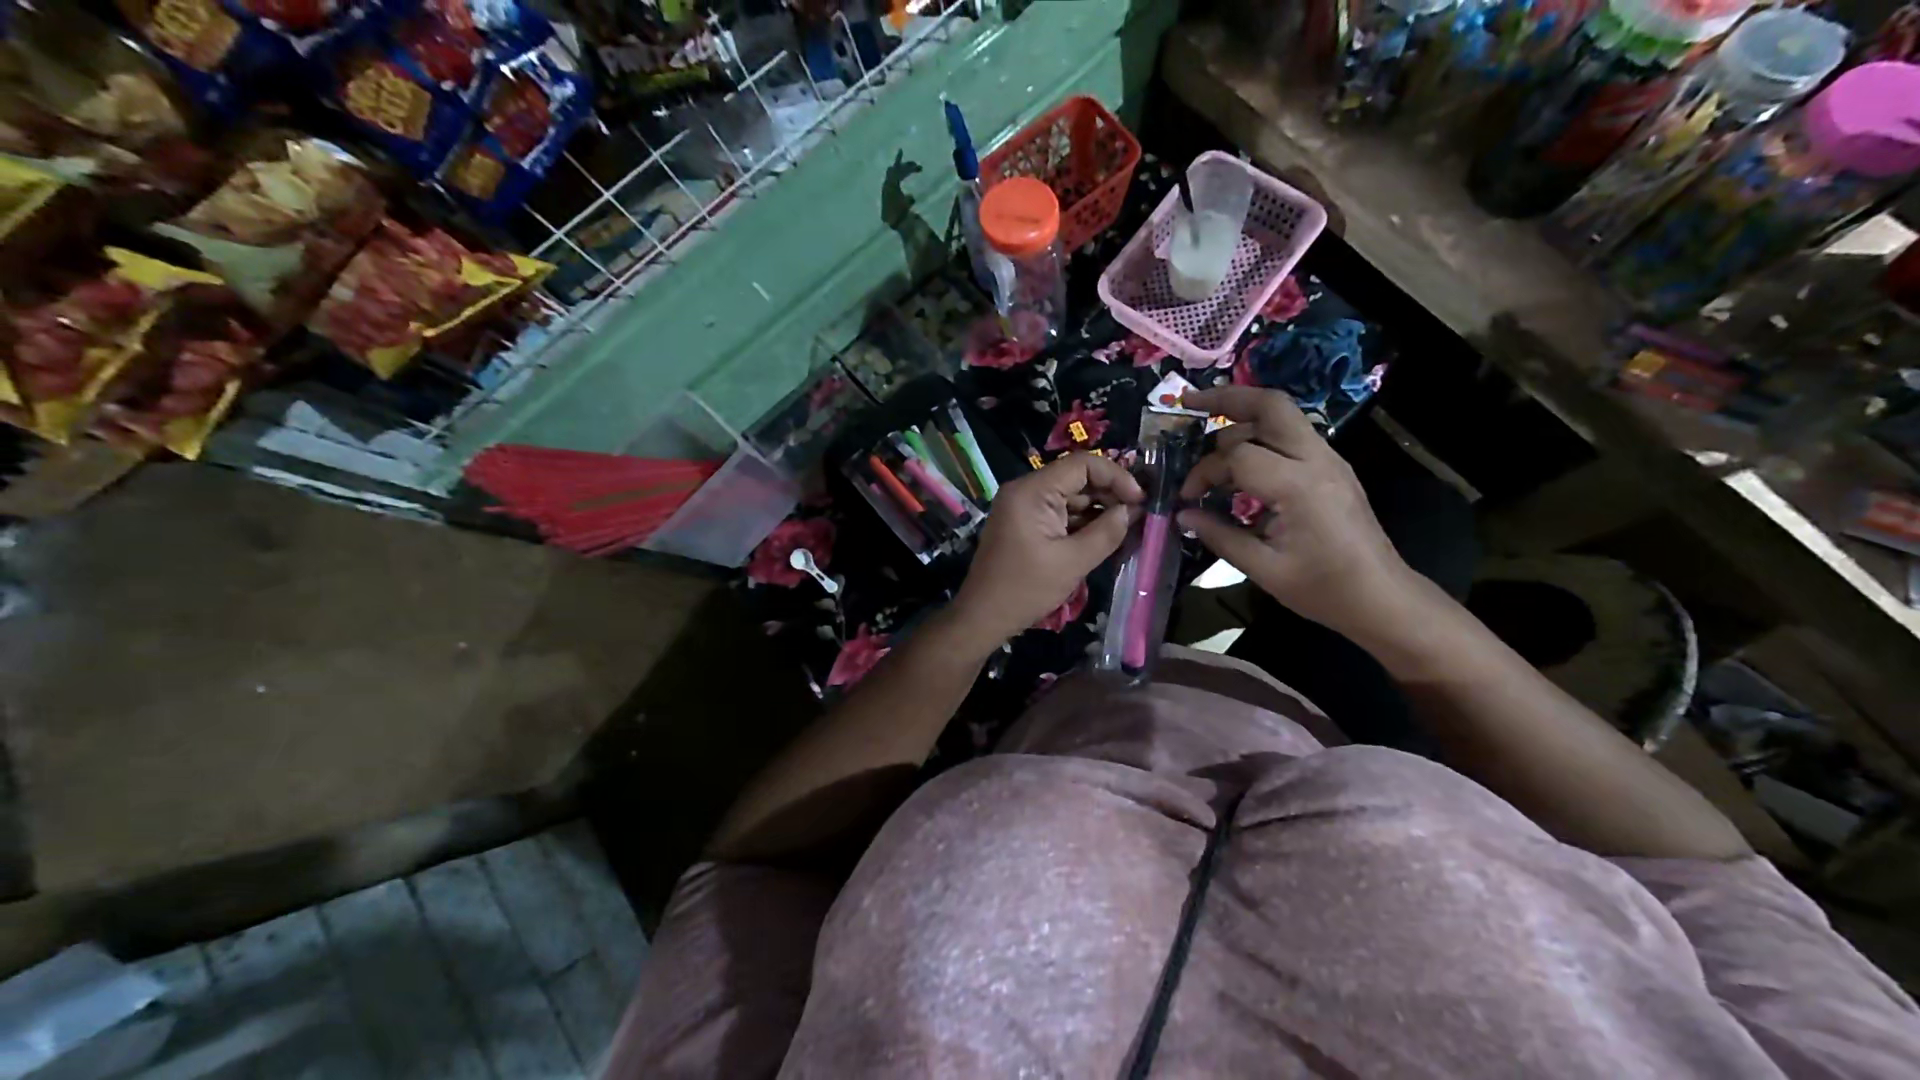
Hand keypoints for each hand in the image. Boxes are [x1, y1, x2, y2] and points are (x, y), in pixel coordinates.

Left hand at [950, 452, 1143, 650]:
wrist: (983, 616)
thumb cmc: (1026, 589)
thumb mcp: (1073, 561)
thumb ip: (1107, 532)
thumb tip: (1131, 510)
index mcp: (1032, 491)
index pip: (1082, 464)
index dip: (1116, 476)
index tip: (1140, 498)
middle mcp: (1025, 490)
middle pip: (1076, 478)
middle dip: (1109, 494)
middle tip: (1138, 515)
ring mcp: (1022, 506)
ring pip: (1070, 496)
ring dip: (1098, 509)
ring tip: (1127, 526)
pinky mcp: (1024, 523)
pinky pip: (1059, 512)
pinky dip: (1082, 522)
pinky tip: (1105, 535)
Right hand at [1177, 386, 1416, 640]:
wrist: (1382, 597)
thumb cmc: (1323, 589)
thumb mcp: (1264, 569)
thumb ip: (1219, 535)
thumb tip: (1183, 514)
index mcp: (1299, 485)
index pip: (1237, 456)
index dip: (1203, 472)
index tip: (1187, 498)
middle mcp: (1317, 460)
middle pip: (1270, 405)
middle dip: (1226, 398)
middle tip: (1189, 401)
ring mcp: (1329, 460)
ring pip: (1283, 415)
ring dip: (1243, 416)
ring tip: (1208, 432)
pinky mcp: (1332, 468)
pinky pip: (1292, 436)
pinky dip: (1260, 434)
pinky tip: (1239, 459)